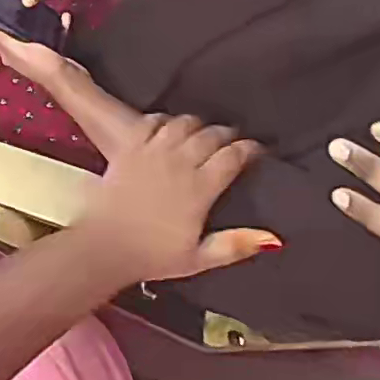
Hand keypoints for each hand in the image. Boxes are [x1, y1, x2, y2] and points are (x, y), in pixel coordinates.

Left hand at [0, 17, 79, 85]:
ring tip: (40, 4)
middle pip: (15, 33)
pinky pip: (53, 35)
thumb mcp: (17, 50)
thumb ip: (1, 39)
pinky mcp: (53, 52)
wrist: (69, 78)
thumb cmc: (41, 63)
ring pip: (33, 33)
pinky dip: (57, 26)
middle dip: (16, 18)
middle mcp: (21, 54)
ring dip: (37, 21)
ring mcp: (37, 53)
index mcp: (9, 54)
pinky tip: (63, 16)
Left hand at [70, 114, 275, 282]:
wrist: (105, 245)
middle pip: (210, 135)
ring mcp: (151, 152)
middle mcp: (178, 163)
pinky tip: (167, 126)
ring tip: (202, 131)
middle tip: (232, 139)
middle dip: (226, 133)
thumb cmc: (152, 256)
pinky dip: (163, 120)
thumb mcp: (199, 259)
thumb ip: (236, 245)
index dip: (249, 148)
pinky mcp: (128, 148)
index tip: (257, 149)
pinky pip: (150, 121)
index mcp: (199, 188)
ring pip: (181, 123)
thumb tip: (275, 238)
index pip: (232, 156)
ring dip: (196, 123)